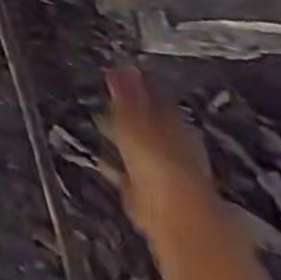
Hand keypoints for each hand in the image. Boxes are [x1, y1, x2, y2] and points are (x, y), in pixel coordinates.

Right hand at [103, 66, 216, 238]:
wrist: (175, 213)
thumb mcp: (134, 119)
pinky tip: (108, 164)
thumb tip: (123, 65)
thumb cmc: (155, 158)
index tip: (119, 72)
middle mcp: (176, 143)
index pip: (156, 96)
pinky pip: (133, 171)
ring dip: (127, 139)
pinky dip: (122, 166)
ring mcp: (167, 169)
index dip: (139, 84)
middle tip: (110, 100)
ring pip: (144, 146)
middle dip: (133, 112)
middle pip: (152, 121)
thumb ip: (127, 95)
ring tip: (104, 128)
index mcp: (174, 121)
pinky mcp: (154, 193)